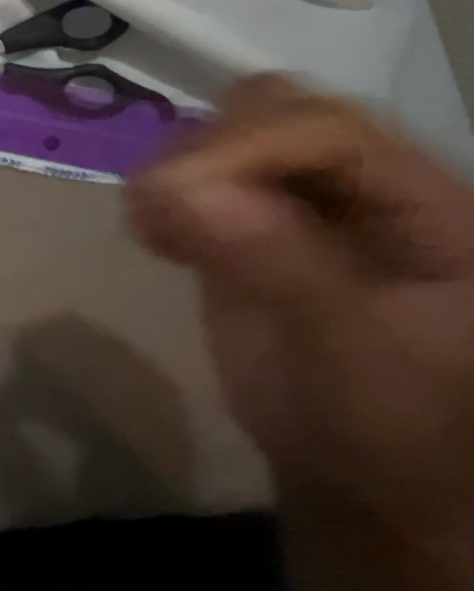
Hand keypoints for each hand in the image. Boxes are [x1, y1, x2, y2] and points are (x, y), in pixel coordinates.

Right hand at [127, 76, 473, 589]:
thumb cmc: (392, 426)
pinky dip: (163, 193)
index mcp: (435, 208)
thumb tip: (175, 187)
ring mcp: (311, 203)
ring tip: (157, 231)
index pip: (326, 128)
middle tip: (161, 209)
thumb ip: (278, 264)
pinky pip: (198, 173)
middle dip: (204, 150)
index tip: (169, 198)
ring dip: (175, 169)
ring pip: (227, 132)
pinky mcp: (255, 223)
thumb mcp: (353, 352)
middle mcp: (373, 188)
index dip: (242, 148)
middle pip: (275, 110)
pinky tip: (158, 238)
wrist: (373, 479)